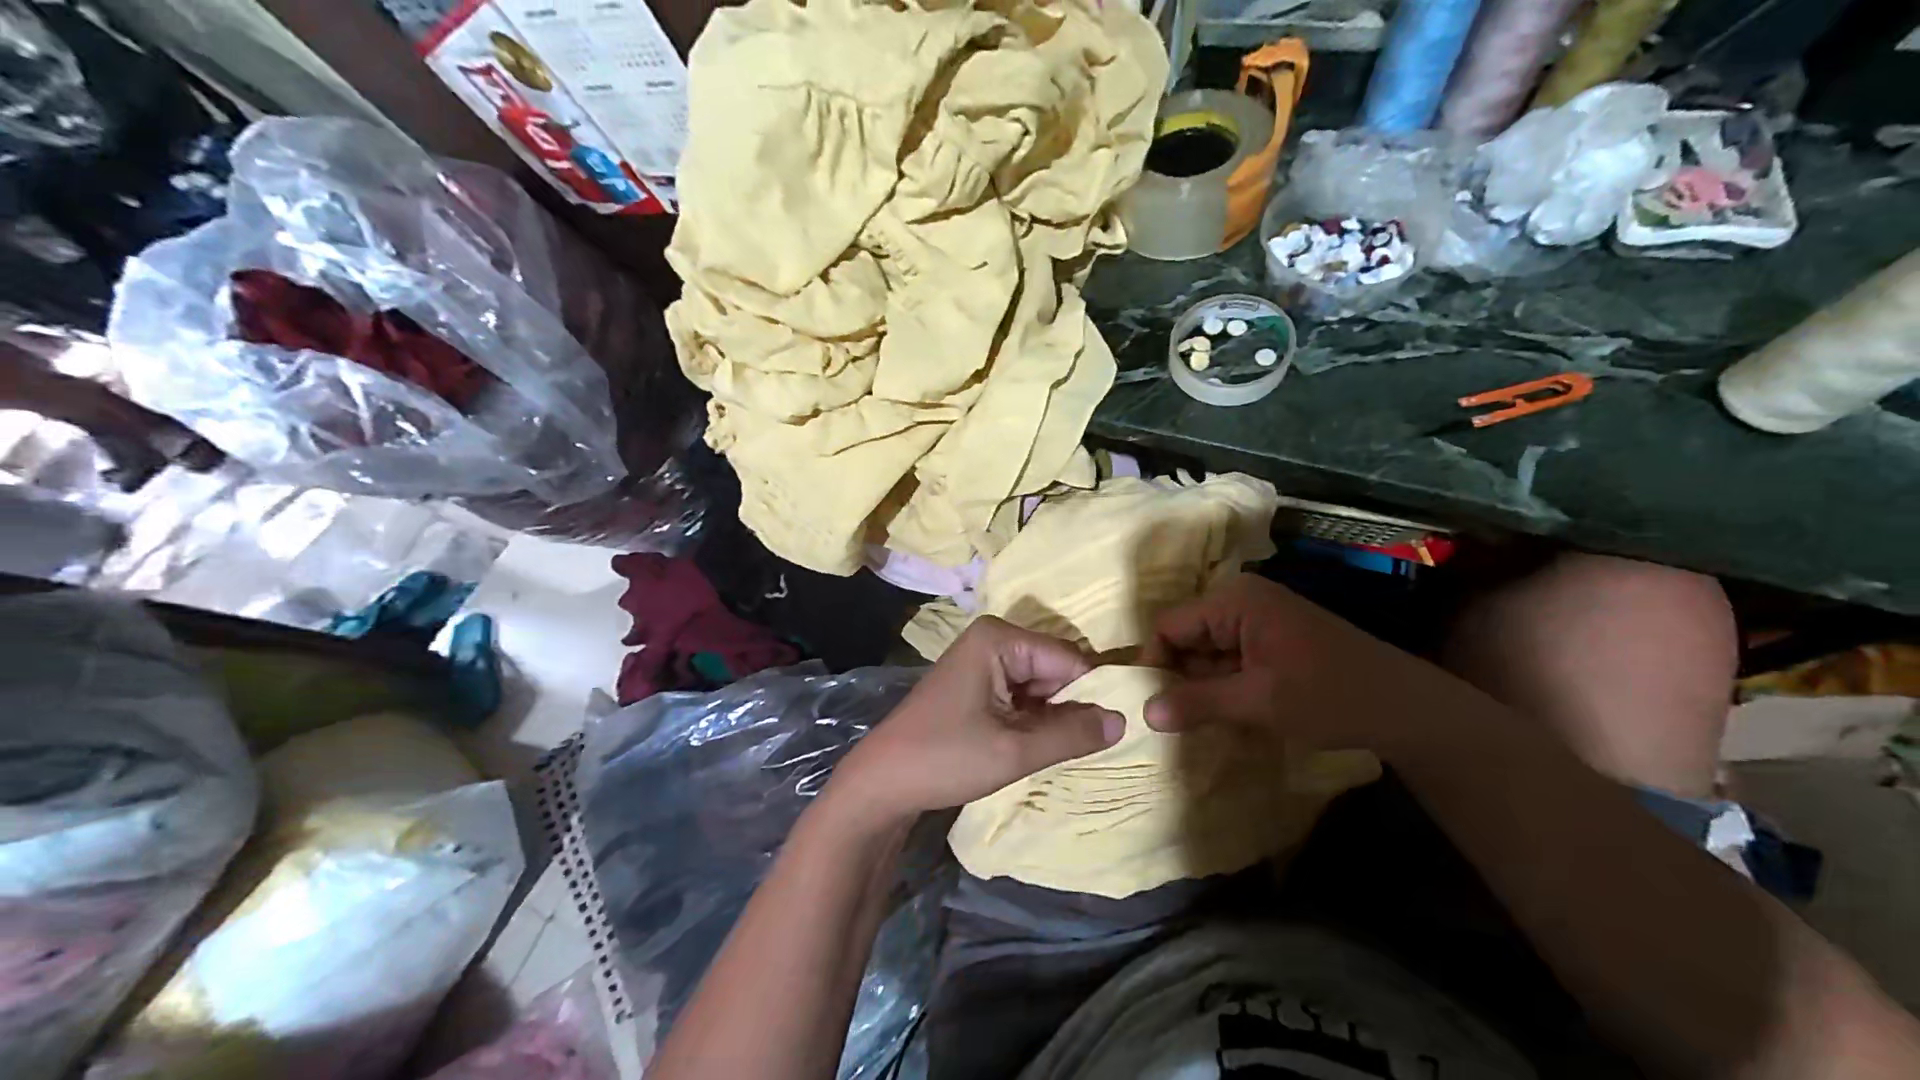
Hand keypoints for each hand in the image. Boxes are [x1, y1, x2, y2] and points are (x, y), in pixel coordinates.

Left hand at [829, 617, 1124, 821]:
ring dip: (1053, 717)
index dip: (1093, 695)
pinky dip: (1034, 720)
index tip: (1115, 731)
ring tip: (1057, 750)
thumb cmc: (944, 758)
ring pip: (1042, 685)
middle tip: (1086, 748)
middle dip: (1071, 707)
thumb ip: (1072, 733)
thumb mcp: (1015, 750)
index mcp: (999, 638)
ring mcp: (983, 661)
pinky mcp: (978, 684)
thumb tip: (1124, 720)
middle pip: (1056, 669)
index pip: (1070, 659)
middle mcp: (993, 639)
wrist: (882, 782)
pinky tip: (1033, 746)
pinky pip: (1023, 695)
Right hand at [1139, 573, 1453, 749]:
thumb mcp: (1258, 702)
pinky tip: (1229, 712)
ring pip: (1206, 650)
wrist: (1405, 708)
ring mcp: (1259, 619)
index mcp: (1235, 601)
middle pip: (1186, 635)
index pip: (1169, 625)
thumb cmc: (1329, 696)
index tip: (1148, 704)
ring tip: (1198, 720)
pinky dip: (1224, 684)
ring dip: (1201, 684)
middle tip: (1172, 719)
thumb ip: (1197, 702)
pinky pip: (1229, 657)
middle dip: (1177, 675)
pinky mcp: (1272, 639)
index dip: (1154, 662)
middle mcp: (1242, 601)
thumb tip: (1143, 713)